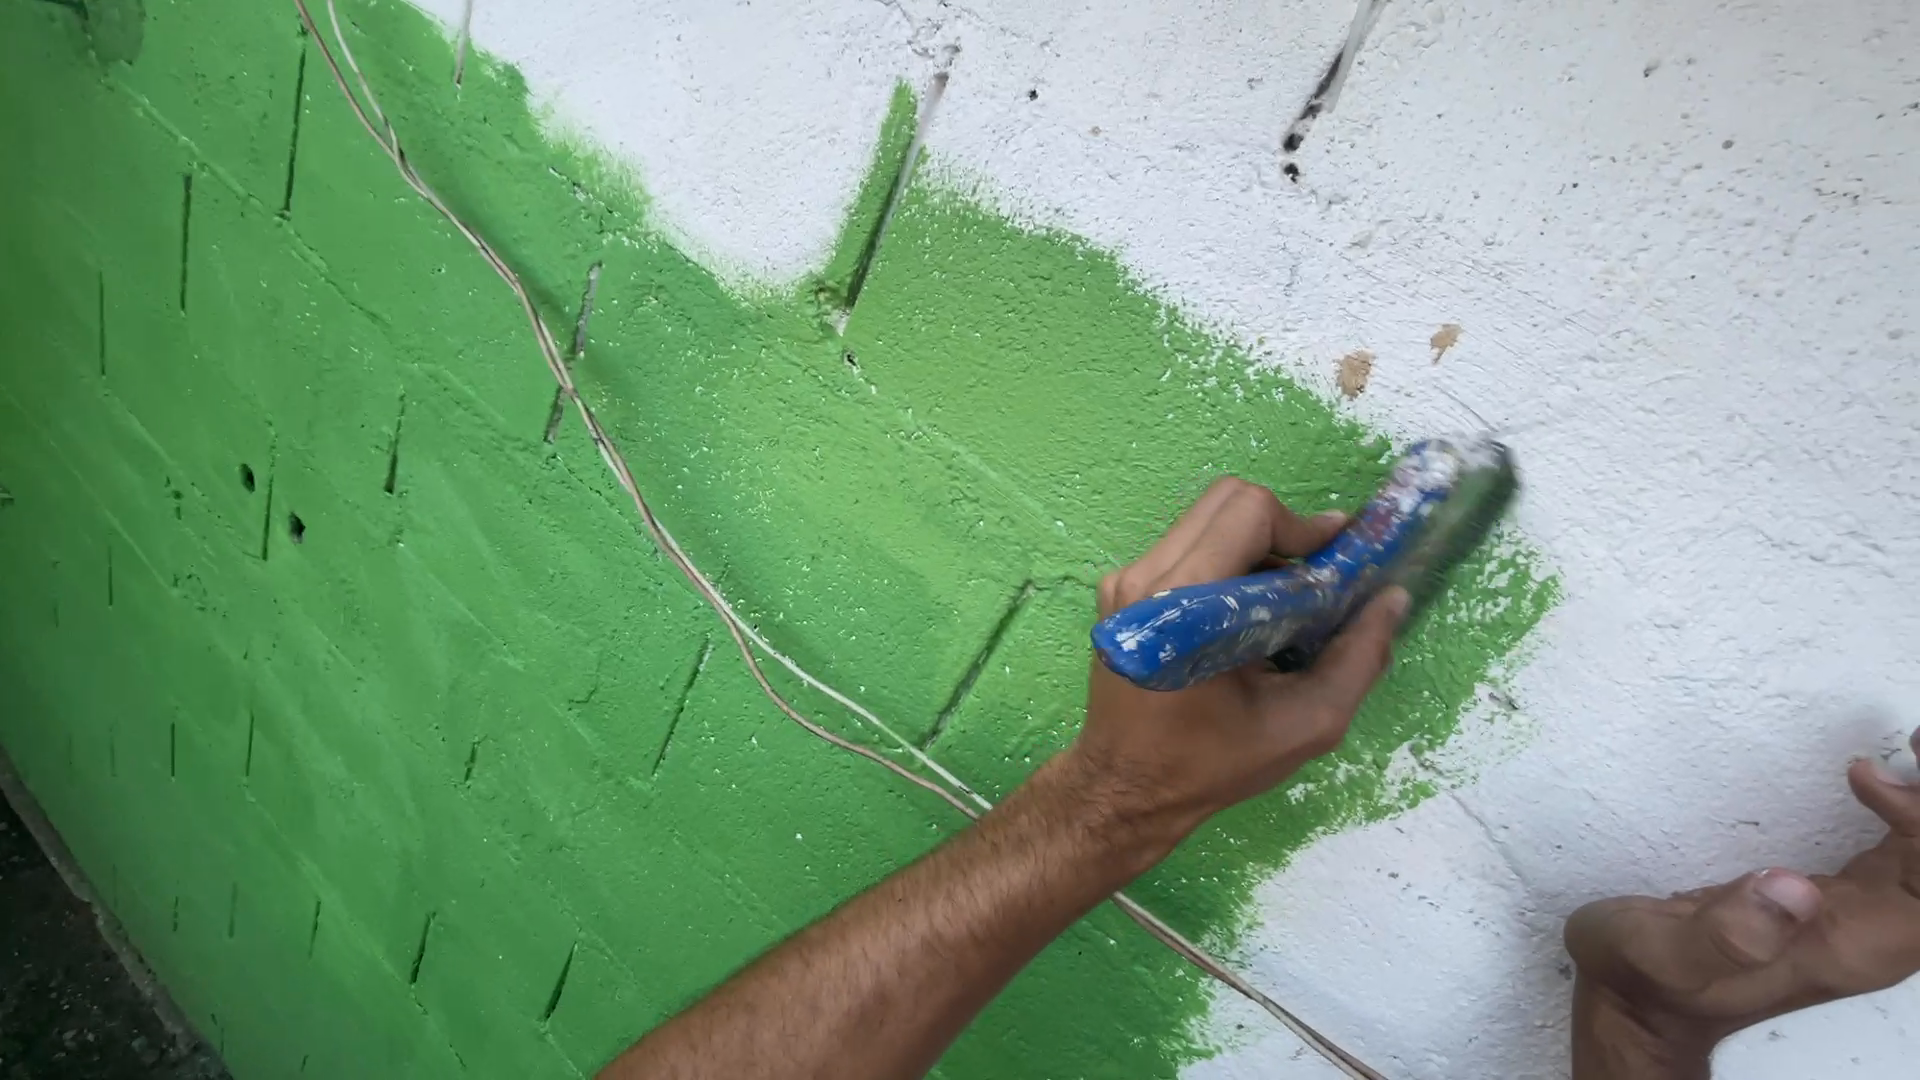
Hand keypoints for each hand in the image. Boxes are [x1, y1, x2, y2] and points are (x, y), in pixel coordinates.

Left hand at [1068, 476, 1409, 865]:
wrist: (1123, 785)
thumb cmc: (1210, 763)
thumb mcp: (1305, 723)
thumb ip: (1358, 657)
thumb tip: (1392, 597)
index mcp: (1182, 603)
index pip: (1248, 512)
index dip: (1304, 526)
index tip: (1340, 558)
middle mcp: (1143, 577)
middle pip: (1224, 501)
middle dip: (1281, 528)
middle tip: (1314, 578)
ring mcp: (1122, 580)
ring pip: (1202, 521)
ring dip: (1253, 546)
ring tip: (1283, 603)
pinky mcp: (1118, 590)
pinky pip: (1181, 548)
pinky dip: (1222, 562)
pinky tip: (1242, 615)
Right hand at [1564, 729, 1919, 1076]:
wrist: (1636, 1003)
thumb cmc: (1640, 973)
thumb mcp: (1665, 953)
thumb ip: (1727, 932)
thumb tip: (1790, 885)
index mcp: (1845, 946)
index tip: (1862, 773)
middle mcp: (1868, 934)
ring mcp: (1851, 920)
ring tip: (1918, 752)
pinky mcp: (1824, 904)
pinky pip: (1901, 861)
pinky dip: (1909, 820)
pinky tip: (1886, 787)